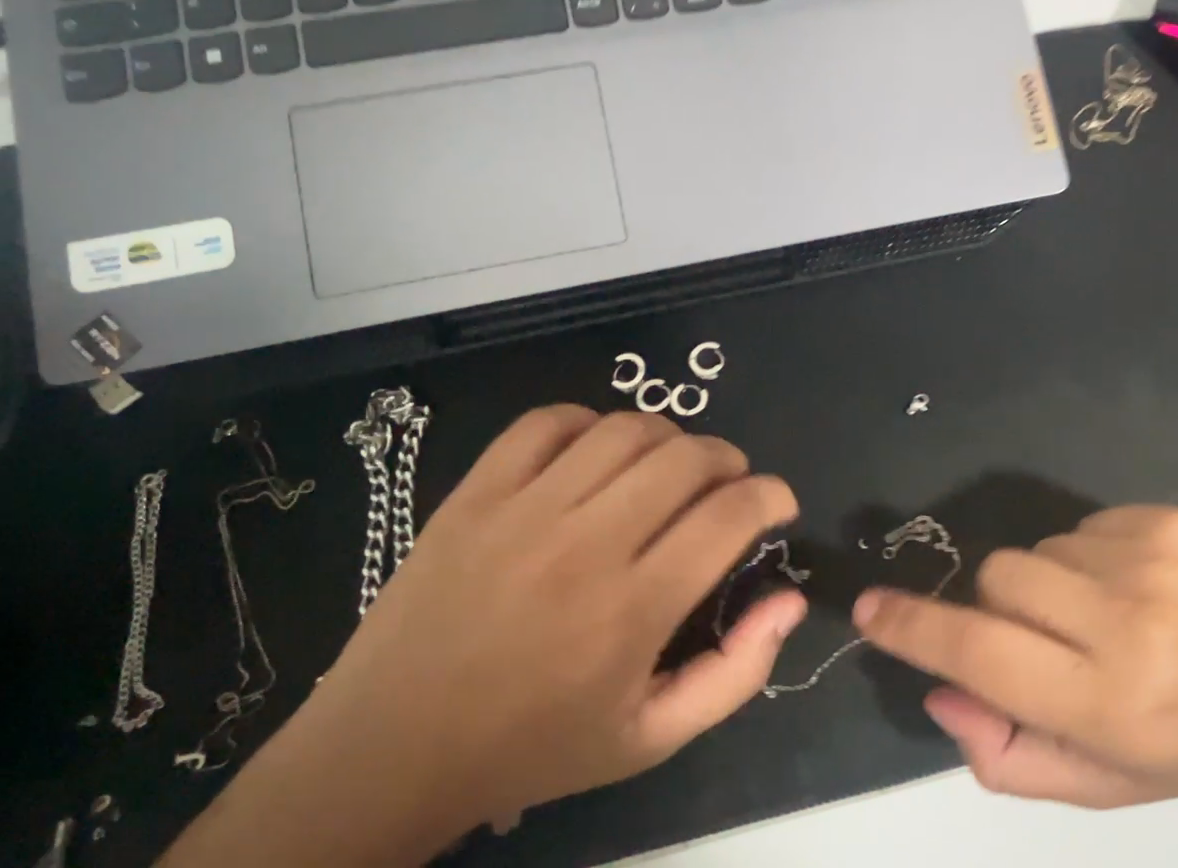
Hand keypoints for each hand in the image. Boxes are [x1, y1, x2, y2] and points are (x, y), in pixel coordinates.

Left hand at [298, 406, 806, 826]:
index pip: (730, 513)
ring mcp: (522, 512)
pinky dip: (588, 422)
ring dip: (669, 438)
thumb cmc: (533, 749)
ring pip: (625, 431)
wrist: (387, 754)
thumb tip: (790, 600)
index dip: (772, 495)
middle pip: (686, 457)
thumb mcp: (652, 738)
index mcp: (634, 609)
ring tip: (669, 468)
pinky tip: (597, 454)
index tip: (777, 505)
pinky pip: (545, 423)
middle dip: (729, 461)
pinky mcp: (472, 496)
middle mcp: (584, 546)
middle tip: (728, 487)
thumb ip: (736, 673)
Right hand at [853, 506, 1177, 807]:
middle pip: (999, 579)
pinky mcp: (1166, 518)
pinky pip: (1081, 525)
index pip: (980, 654)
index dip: (913, 629)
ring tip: (1106, 618)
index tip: (868, 609)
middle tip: (1048, 640)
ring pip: (1037, 549)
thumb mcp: (1108, 785)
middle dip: (997, 607)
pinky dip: (1088, 558)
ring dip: (1048, 584)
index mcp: (1108, 703)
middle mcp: (1123, 624)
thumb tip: (939, 688)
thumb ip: (1010, 753)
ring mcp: (1147, 559)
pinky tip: (1139, 589)